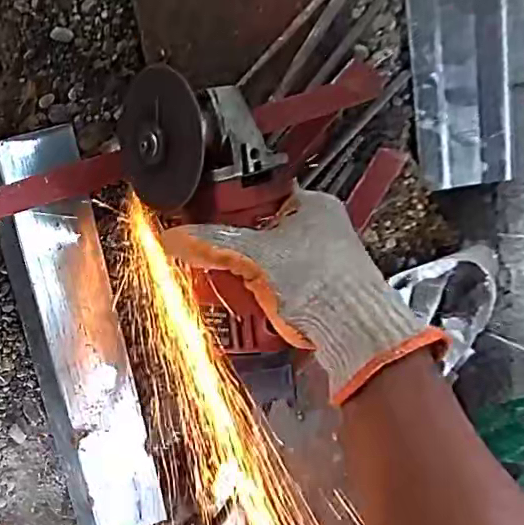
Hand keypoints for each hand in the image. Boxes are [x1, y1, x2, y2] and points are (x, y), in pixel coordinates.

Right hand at [160, 189, 445, 402]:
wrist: (349, 331)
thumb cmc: (325, 286)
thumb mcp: (254, 255)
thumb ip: (209, 242)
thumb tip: (174, 236)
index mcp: (307, 204)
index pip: (252, 193)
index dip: (222, 207)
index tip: (198, 220)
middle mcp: (309, 227)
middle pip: (246, 228)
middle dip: (222, 245)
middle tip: (206, 253)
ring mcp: (304, 258)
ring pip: (250, 256)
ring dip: (230, 269)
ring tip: (219, 277)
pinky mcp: (297, 286)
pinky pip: (257, 280)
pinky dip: (242, 288)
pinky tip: (235, 294)